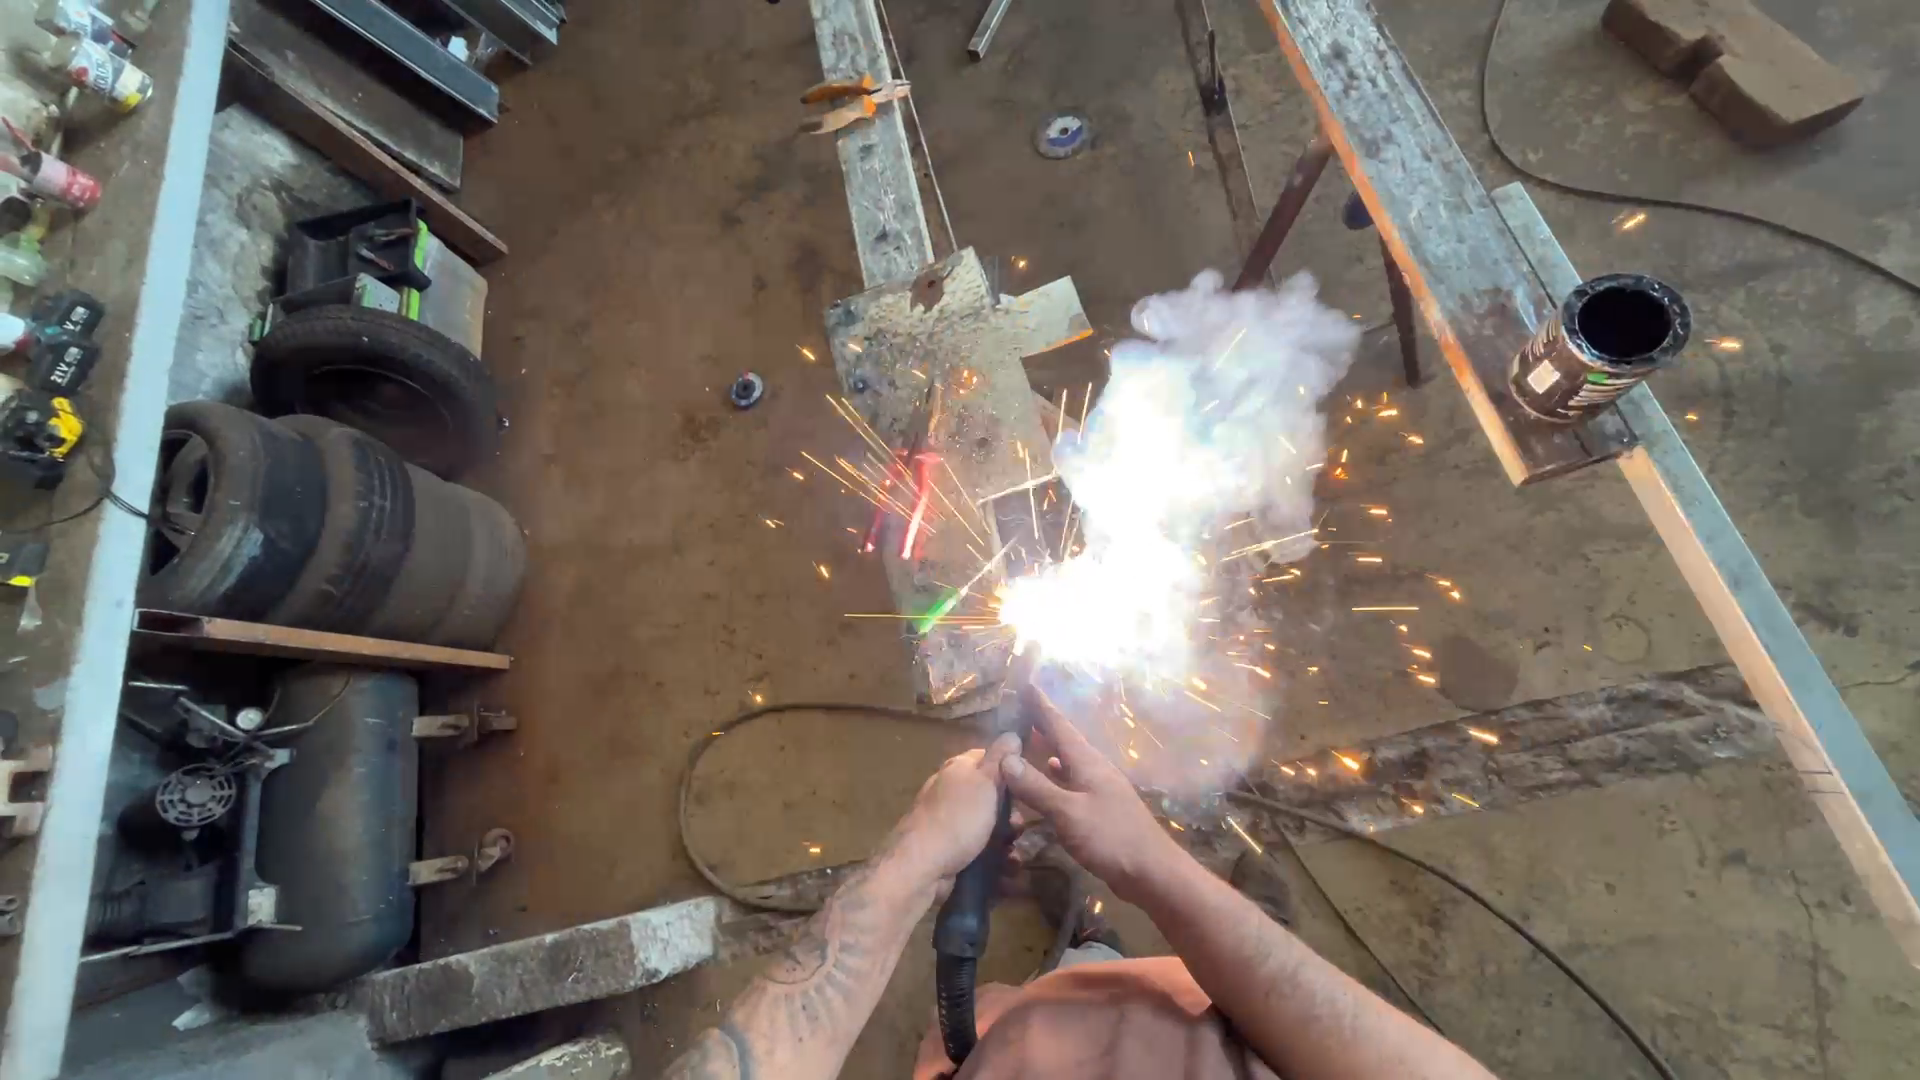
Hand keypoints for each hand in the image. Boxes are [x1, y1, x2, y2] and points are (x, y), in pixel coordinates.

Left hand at [887, 733, 1022, 885]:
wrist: (922, 866)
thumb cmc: (958, 818)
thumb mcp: (985, 781)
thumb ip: (999, 758)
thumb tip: (1011, 733)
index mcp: (957, 768)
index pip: (987, 756)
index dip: (1009, 767)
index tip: (1027, 782)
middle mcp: (950, 790)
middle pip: (990, 794)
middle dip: (1011, 811)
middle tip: (1019, 826)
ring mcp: (948, 821)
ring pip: (987, 824)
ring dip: (1006, 838)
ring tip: (1014, 853)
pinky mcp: (949, 848)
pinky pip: (979, 848)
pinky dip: (994, 857)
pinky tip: (1006, 868)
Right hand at [998, 685, 1182, 903]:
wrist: (1152, 873)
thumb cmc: (1111, 837)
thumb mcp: (1068, 812)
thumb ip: (1037, 787)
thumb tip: (1006, 758)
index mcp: (1087, 762)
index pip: (1059, 725)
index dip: (1041, 705)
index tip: (1025, 683)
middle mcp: (1093, 768)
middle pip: (1063, 739)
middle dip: (1042, 723)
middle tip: (1019, 708)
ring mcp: (1098, 788)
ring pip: (1067, 761)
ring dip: (1048, 748)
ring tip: (1027, 739)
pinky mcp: (1099, 808)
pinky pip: (1070, 781)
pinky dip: (1054, 775)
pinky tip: (1048, 778)